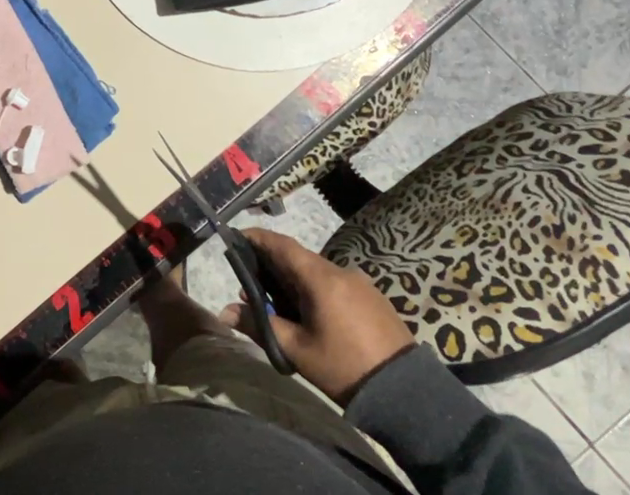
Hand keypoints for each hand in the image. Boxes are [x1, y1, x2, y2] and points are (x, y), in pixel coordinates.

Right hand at [219, 228, 414, 403]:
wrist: (405, 392)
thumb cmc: (343, 366)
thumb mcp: (296, 349)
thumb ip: (260, 325)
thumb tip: (224, 313)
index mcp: (320, 278)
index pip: (282, 245)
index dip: (257, 238)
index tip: (236, 238)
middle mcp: (341, 272)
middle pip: (298, 259)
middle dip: (271, 267)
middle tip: (249, 286)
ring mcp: (360, 284)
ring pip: (316, 273)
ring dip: (293, 281)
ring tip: (277, 305)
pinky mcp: (372, 298)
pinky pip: (335, 284)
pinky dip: (314, 290)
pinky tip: (308, 313)